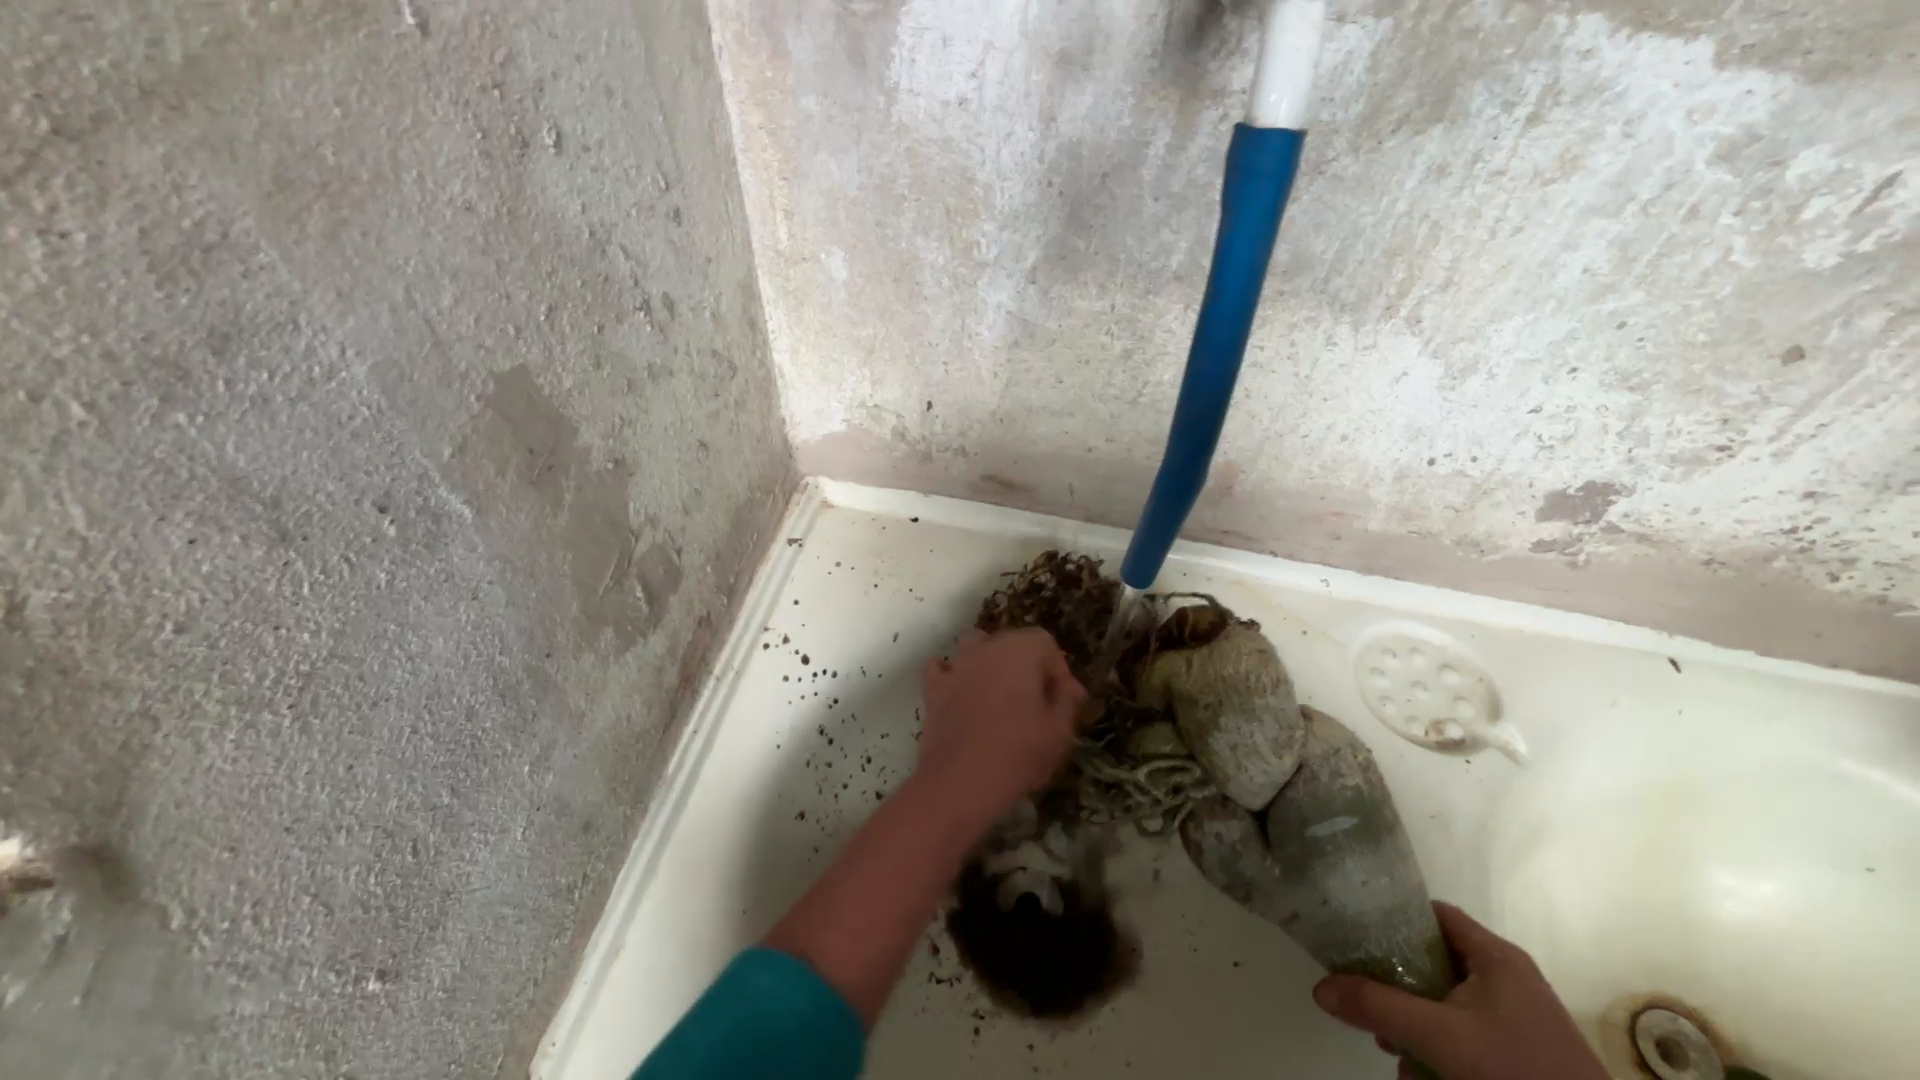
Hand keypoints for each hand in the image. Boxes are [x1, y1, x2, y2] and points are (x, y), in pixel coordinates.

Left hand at [918, 628, 1086, 820]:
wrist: (960, 782)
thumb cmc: (1018, 754)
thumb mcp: (1060, 731)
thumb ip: (1068, 700)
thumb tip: (1068, 686)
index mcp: (1020, 651)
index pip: (1046, 643)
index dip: (1057, 670)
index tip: (1062, 701)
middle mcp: (986, 648)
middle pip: (1012, 643)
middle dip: (1027, 667)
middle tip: (1037, 704)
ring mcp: (956, 666)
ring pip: (976, 649)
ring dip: (989, 664)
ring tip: (999, 697)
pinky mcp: (933, 688)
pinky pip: (943, 670)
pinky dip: (953, 677)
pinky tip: (962, 697)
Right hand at [1312, 902, 1609, 1079]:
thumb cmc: (1516, 1068)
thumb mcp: (1439, 1036)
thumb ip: (1378, 1007)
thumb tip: (1320, 987)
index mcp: (1495, 956)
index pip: (1433, 913)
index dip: (1392, 918)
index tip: (1355, 934)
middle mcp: (1506, 978)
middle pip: (1433, 963)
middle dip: (1396, 989)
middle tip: (1370, 1008)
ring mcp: (1515, 1018)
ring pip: (1446, 1006)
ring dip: (1414, 1029)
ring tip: (1395, 1053)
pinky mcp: (1519, 1051)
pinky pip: (1465, 1037)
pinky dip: (1440, 1052)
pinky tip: (1424, 1076)